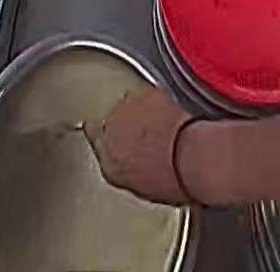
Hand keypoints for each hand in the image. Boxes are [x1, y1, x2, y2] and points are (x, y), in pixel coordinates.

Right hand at [85, 86, 195, 204]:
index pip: (94, 136)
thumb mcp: (138, 185)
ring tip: (158, 123)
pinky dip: (156, 101)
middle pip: (113, 119)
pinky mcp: (146, 93)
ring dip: (140, 111)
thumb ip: (124, 165)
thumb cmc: (168, 180)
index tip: (109, 132)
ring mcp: (128, 107)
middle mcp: (111, 129)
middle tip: (144, 135)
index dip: (101, 133)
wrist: (185, 157)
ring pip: (130, 103)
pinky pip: (148, 94)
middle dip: (125, 125)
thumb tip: (131, 162)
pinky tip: (168, 113)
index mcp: (107, 159)